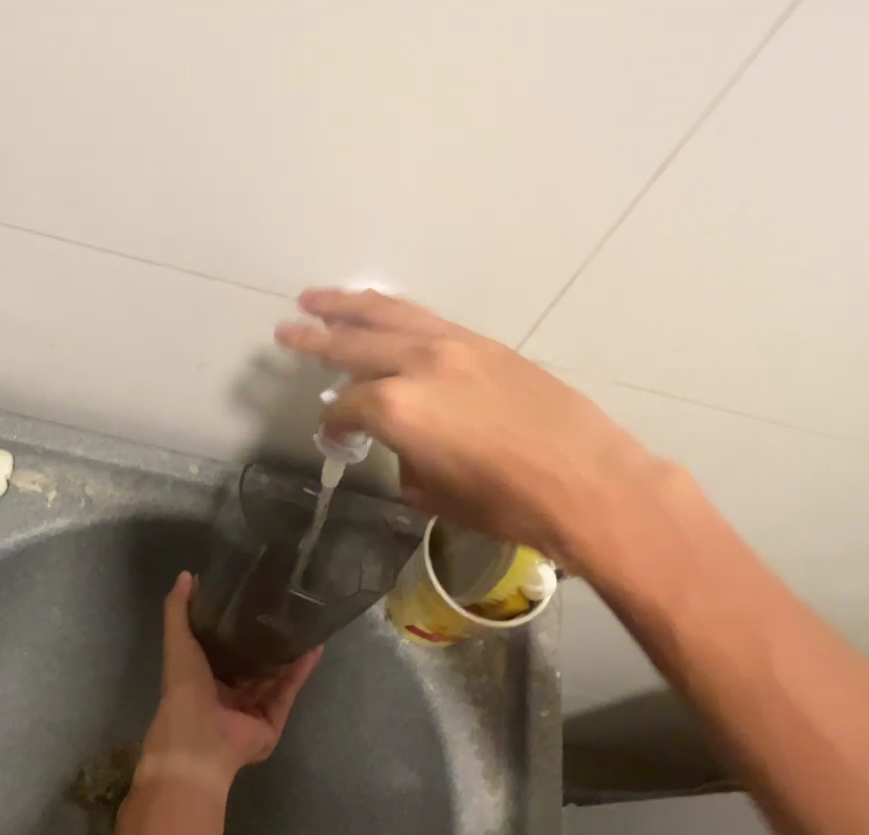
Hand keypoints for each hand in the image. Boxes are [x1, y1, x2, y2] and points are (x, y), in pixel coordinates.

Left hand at [140, 572, 321, 793]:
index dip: (236, 625)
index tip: (252, 598)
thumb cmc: (185, 688)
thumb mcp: (178, 641)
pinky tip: (314, 647)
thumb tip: (187, 574)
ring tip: (306, 623)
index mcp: (203, 677)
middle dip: (267, 639)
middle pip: (253, 662)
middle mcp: (228, 693)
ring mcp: (252, 709)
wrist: (199, 739)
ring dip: (289, 652)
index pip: (223, 647)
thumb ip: (179, 609)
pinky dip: (301, 671)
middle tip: (285, 608)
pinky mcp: (273, 720)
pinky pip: (289, 691)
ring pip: (275, 676)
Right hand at [276, 288, 664, 567]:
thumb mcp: (433, 493)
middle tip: (285, 332)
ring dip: (349, 306)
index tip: (331, 436)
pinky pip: (424, 319)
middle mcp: (417, 365)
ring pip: (388, 315)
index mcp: (396, 409)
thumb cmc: (503, 503)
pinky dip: (393, 313)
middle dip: (315, 340)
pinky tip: (380, 313)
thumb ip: (402, 460)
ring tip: (318, 298)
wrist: (584, 480)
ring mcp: (452, 346)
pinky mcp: (482, 343)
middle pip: (354, 345)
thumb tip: (397, 444)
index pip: (346, 407)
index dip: (333, 424)